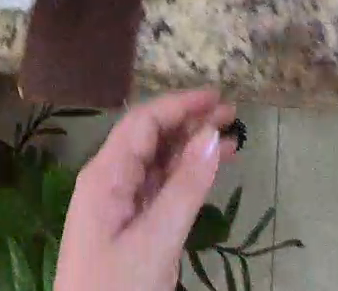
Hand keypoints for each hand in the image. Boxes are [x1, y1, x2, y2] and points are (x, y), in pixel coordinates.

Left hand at [55, 90, 236, 290]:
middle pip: (151, 137)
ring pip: (158, 162)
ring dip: (192, 147)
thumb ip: (186, 186)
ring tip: (232, 139)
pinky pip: (159, 188)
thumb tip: (213, 135)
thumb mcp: (156, 241)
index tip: (218, 97)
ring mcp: (118, 205)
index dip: (181, 104)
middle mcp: (108, 181)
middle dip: (190, 122)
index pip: (144, 122)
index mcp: (104, 175)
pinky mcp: (129, 227)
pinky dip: (186, 176)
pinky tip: (211, 171)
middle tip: (233, 115)